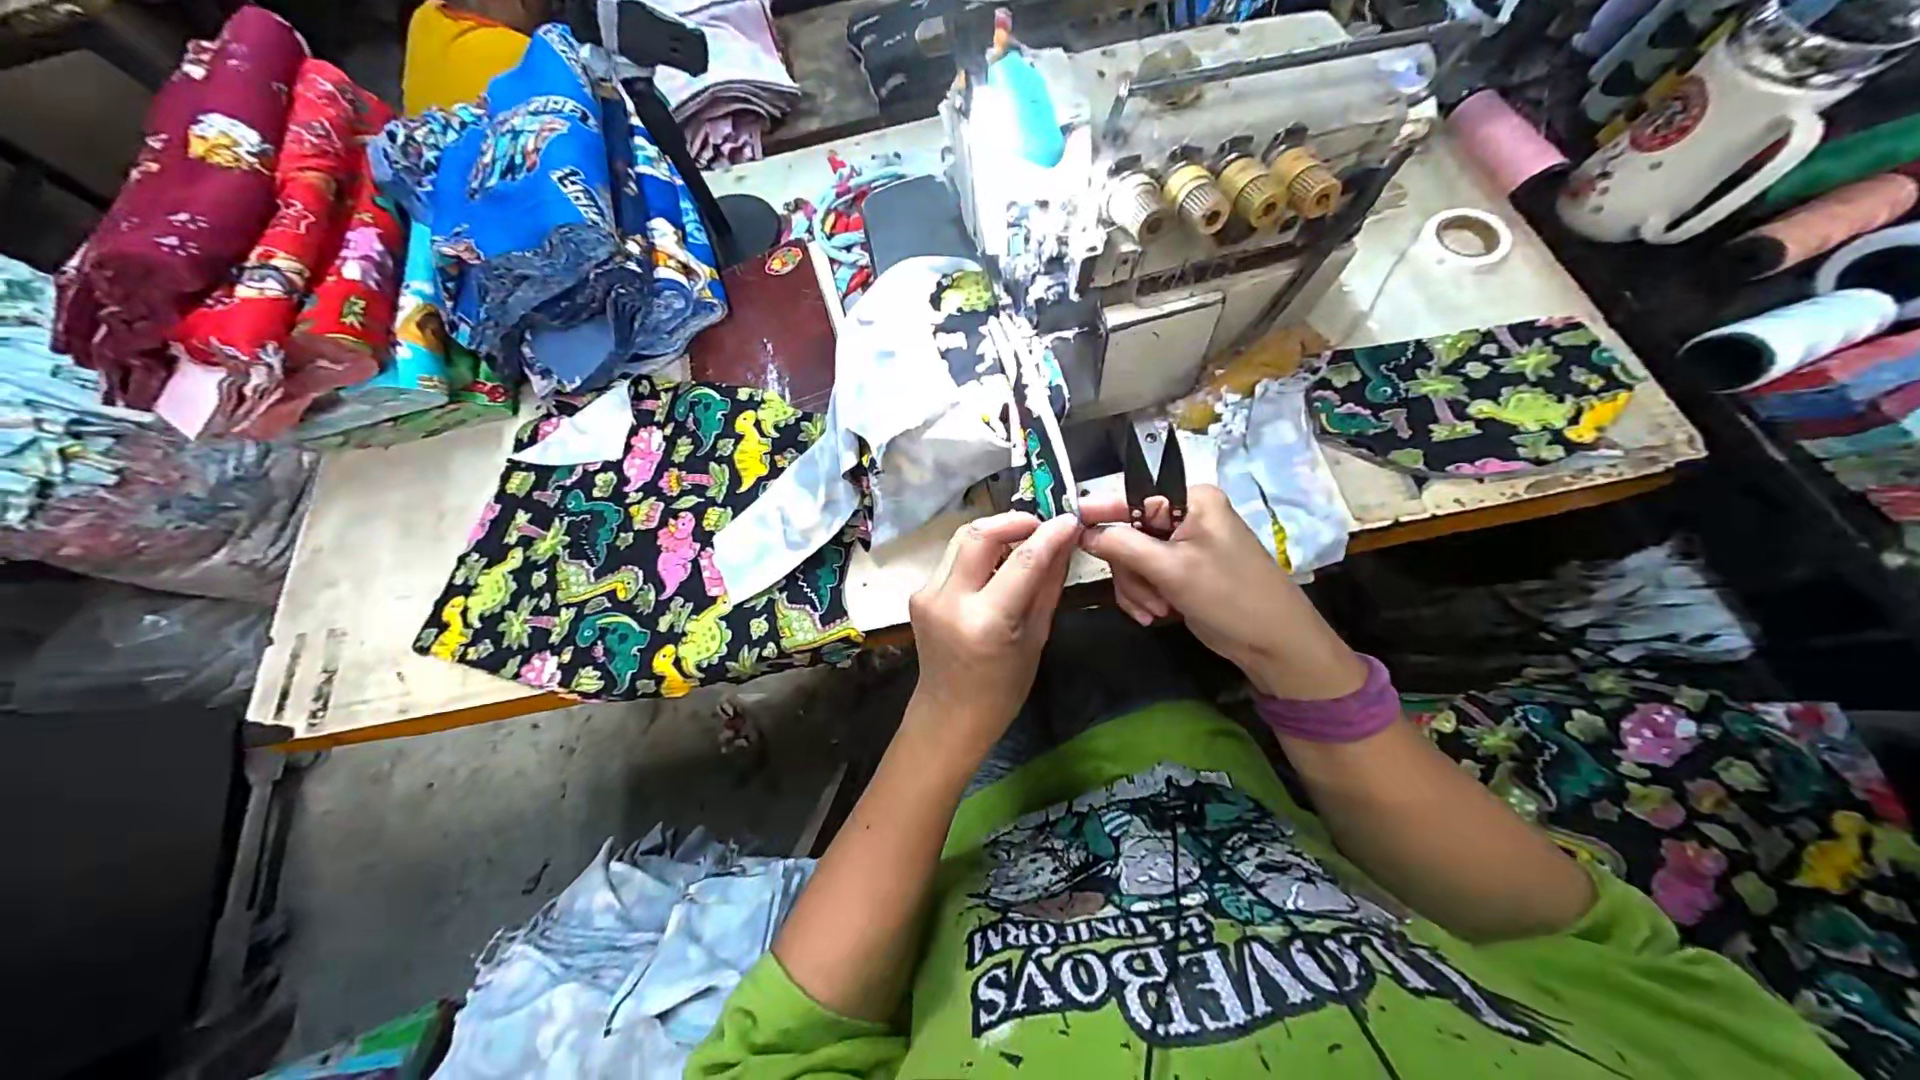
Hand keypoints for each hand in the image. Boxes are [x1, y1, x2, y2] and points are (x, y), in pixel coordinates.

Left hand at [907, 511, 1081, 755]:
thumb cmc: (1003, 689)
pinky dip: (978, 553)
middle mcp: (950, 601)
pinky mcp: (919, 594)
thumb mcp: (1036, 638)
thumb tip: (1064, 542)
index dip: (1050, 534)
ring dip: (995, 533)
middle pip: (980, 534)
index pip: (1023, 561)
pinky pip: (953, 558)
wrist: (949, 715)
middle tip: (1040, 526)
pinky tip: (996, 567)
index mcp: (985, 621)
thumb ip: (1047, 585)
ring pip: (962, 539)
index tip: (1069, 519)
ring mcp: (927, 595)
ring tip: (1021, 542)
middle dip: (1014, 520)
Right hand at [1078, 485, 1365, 699]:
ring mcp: (1183, 545)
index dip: (1100, 513)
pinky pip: (1144, 576)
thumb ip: (1122, 545)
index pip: (1131, 497)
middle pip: (1127, 533)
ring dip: (1137, 589)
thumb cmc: (1229, 597)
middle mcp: (1185, 516)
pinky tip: (1158, 614)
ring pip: (1131, 559)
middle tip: (1146, 597)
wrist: (1273, 644)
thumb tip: (1082, 532)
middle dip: (1130, 571)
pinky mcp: (1181, 571)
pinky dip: (1145, 596)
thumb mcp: (1171, 569)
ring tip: (1157, 611)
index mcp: (1191, 500)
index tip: (1068, 525)